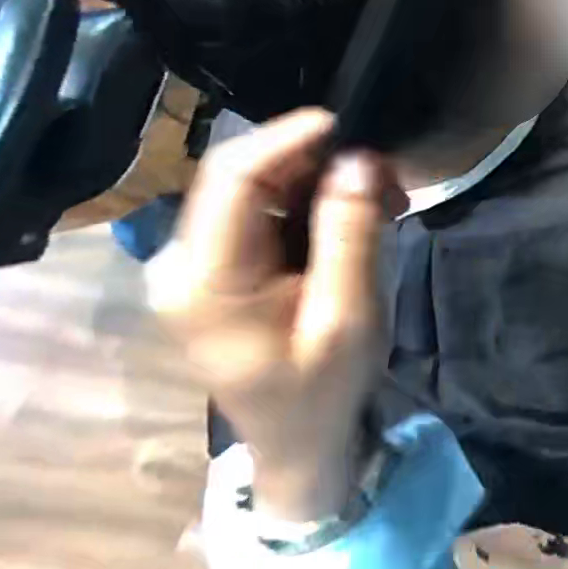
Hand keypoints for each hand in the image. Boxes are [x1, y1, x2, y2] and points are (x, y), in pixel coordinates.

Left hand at [146, 108, 403, 521]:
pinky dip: (311, 204)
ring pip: (259, 188)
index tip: (343, 124)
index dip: (286, 138)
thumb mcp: (347, 317)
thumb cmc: (322, 390)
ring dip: (321, 182)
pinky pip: (263, 211)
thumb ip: (349, 235)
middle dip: (317, 163)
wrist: (299, 444)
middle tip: (384, 177)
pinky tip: (353, 219)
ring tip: (381, 201)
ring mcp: (195, 264)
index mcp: (204, 280)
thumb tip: (357, 160)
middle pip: (246, 176)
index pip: (233, 177)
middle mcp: (183, 261)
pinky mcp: (217, 267)